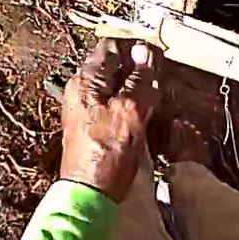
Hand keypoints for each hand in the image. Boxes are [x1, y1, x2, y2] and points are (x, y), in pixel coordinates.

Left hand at [58, 38, 160, 199]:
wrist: (90, 192)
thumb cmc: (107, 154)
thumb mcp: (130, 112)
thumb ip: (139, 80)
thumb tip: (146, 52)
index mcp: (85, 80)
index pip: (112, 47)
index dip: (136, 49)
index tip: (157, 61)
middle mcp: (81, 89)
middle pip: (115, 65)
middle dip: (139, 71)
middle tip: (157, 87)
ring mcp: (86, 106)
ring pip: (117, 85)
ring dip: (137, 90)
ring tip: (152, 105)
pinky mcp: (93, 123)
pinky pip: (114, 103)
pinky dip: (131, 105)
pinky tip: (143, 119)